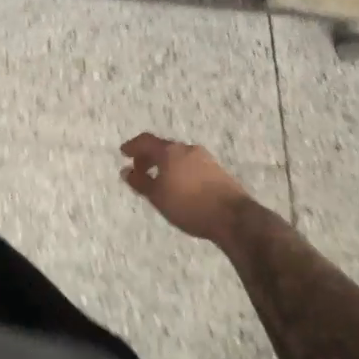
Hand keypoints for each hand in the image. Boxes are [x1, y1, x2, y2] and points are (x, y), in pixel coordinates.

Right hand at [120, 133, 251, 242]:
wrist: (234, 218)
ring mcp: (206, 159)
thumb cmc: (189, 205)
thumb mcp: (158, 197)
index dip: (133, 146)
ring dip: (166, 165)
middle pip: (163, 148)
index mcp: (170, 151)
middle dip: (150, 157)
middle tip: (140, 170)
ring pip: (179, 157)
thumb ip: (140, 182)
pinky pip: (192, 166)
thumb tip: (126, 171)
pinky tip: (182, 187)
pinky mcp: (219, 172)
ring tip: (161, 181)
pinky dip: (181, 172)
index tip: (124, 153)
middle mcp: (187, 149)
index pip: (146, 141)